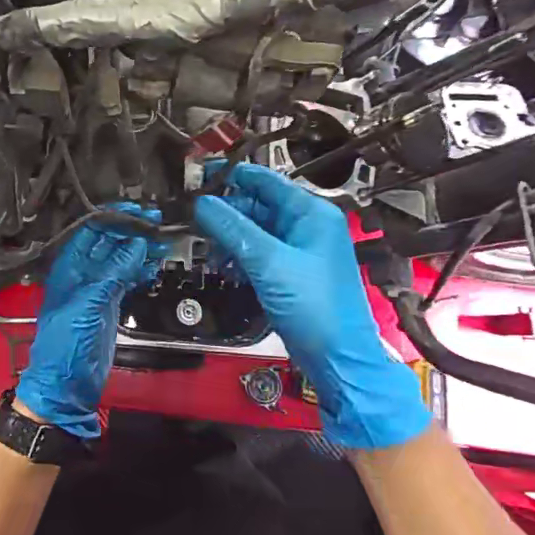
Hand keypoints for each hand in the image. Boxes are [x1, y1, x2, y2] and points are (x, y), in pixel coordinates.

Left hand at [15, 205, 160, 438]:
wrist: (67, 384)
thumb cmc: (67, 343)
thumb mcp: (89, 302)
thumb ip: (113, 271)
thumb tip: (138, 244)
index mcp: (69, 267)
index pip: (91, 230)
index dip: (115, 218)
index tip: (140, 213)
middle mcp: (82, 273)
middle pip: (109, 241)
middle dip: (131, 230)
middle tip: (157, 223)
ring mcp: (97, 288)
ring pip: (120, 258)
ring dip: (140, 248)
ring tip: (162, 241)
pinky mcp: (109, 302)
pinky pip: (126, 277)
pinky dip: (140, 269)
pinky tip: (154, 265)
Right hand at [193, 164, 431, 448]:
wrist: (338, 357)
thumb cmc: (318, 309)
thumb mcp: (269, 262)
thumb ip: (234, 229)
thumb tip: (205, 204)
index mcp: (313, 214)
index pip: (268, 181)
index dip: (235, 177)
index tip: (204, 176)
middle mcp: (309, 228)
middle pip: (260, 206)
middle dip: (229, 212)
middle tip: (196, 217)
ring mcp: (301, 252)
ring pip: (258, 232)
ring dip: (233, 238)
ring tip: (208, 246)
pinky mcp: (292, 275)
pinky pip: (262, 255)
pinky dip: (243, 257)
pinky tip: (225, 266)